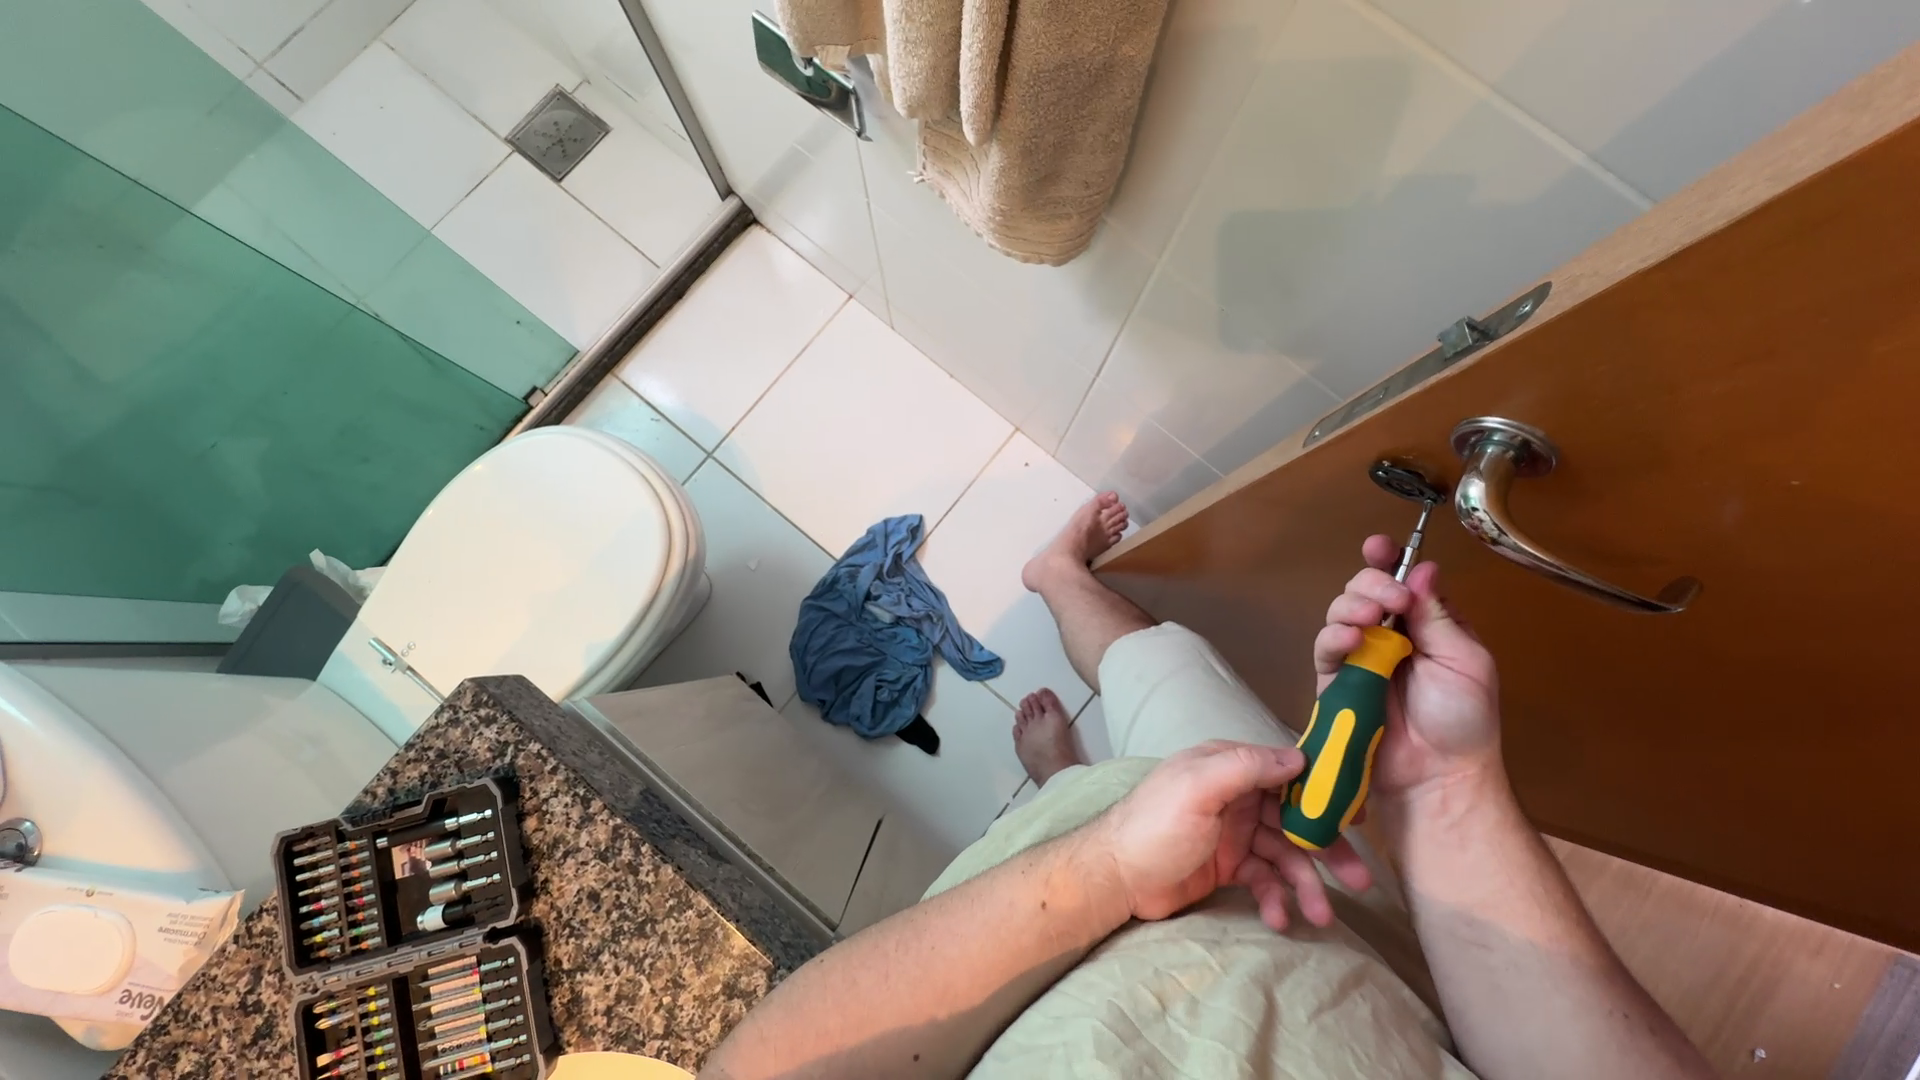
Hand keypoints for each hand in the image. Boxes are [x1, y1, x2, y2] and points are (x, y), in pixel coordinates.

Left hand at [1086, 741, 1373, 931]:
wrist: (1117, 877)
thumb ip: (1245, 767)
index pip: (1284, 772)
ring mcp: (1231, 832)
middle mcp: (1233, 796)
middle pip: (1292, 819)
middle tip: (1360, 880)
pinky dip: (1275, 898)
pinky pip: (1264, 880)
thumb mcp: (1197, 788)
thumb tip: (1298, 755)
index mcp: (1225, 767)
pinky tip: (1278, 918)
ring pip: (1283, 855)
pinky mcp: (1227, 866)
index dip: (1321, 793)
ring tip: (1319, 916)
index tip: (1356, 816)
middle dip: (1326, 849)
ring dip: (1305, 884)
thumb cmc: (1154, 824)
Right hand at [1315, 538, 1501, 799]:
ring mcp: (1360, 656)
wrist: (1437, 774)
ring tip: (1368, 617)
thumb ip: (1437, 616)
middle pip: (1364, 589)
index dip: (1388, 561)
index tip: (1379, 546)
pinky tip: (1349, 638)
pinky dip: (1333, 636)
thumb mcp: (1465, 661)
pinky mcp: (1335, 679)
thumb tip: (1422, 569)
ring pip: (1340, 611)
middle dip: (1371, 583)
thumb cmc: (1463, 720)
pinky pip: (1324, 647)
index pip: (1403, 582)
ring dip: (1351, 605)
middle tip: (1389, 598)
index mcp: (1426, 625)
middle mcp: (1390, 634)